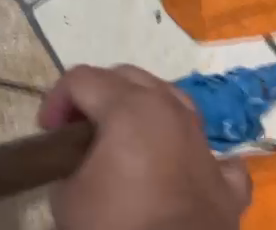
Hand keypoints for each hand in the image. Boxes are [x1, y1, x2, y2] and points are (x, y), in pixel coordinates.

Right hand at [39, 65, 251, 229]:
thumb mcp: (67, 195)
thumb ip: (70, 161)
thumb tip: (83, 163)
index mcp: (130, 107)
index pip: (81, 80)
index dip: (56, 101)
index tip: (47, 134)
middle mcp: (171, 114)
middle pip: (128, 79)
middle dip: (98, 96)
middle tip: (77, 131)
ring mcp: (205, 149)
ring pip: (173, 103)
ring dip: (144, 111)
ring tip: (124, 140)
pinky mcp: (228, 189)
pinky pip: (214, 156)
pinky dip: (195, 156)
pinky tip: (182, 170)